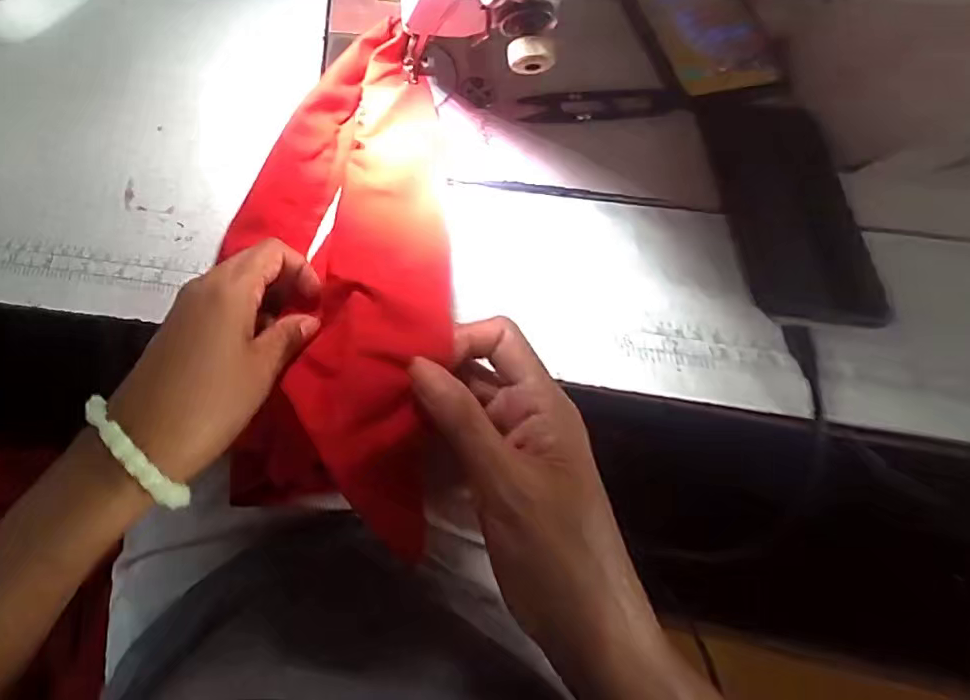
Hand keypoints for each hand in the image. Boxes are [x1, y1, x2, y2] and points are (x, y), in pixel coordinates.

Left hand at [107, 239, 320, 483]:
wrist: (142, 441)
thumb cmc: (212, 401)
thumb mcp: (260, 369)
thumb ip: (289, 335)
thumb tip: (308, 318)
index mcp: (228, 287)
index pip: (272, 250)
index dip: (301, 268)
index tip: (314, 303)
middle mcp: (205, 283)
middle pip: (253, 261)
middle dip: (284, 282)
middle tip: (302, 318)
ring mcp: (187, 303)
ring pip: (235, 281)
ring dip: (264, 298)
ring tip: (281, 337)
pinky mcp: (177, 323)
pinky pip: (218, 300)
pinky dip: (242, 310)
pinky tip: (250, 347)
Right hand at [410, 318, 706, 698]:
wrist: (590, 631)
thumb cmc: (556, 550)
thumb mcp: (505, 480)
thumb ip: (460, 417)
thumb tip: (416, 361)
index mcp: (541, 401)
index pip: (501, 338)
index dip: (460, 338)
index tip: (414, 362)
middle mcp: (524, 414)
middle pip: (475, 370)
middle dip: (431, 374)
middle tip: (379, 384)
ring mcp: (509, 447)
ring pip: (461, 408)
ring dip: (425, 409)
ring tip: (379, 412)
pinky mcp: (495, 477)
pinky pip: (458, 443)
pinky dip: (431, 441)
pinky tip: (398, 447)